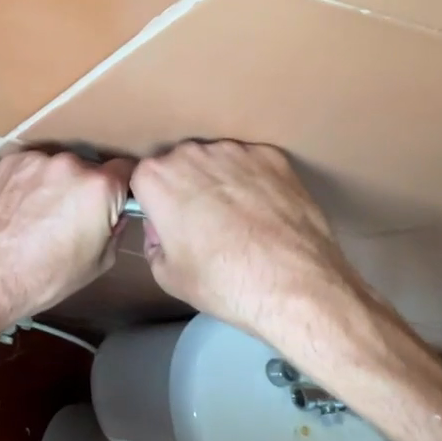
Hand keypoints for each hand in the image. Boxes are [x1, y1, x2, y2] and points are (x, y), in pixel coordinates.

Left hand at [0, 149, 133, 326]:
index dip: (121, 185)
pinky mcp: (10, 160)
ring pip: (56, 167)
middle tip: (69, 215)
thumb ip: (115, 229)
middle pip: (88, 168)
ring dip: (54, 182)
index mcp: (99, 187)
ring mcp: (37, 159)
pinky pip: (30, 166)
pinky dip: (28, 180)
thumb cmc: (45, 275)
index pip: (126, 169)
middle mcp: (70, 164)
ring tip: (38, 212)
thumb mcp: (98, 262)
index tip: (114, 197)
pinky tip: (18, 206)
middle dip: (83, 187)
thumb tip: (116, 214)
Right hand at [130, 140, 361, 343]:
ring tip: (241, 220)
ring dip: (222, 182)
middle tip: (206, 224)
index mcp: (156, 178)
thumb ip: (153, 243)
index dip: (156, 204)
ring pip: (217, 162)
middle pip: (180, 165)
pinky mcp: (271, 157)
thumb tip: (163, 231)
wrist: (297, 289)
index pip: (143, 180)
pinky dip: (256, 182)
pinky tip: (265, 213)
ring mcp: (233, 151)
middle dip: (187, 188)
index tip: (170, 223)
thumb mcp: (167, 276)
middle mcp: (190, 154)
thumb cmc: (226, 283)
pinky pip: (253, 164)